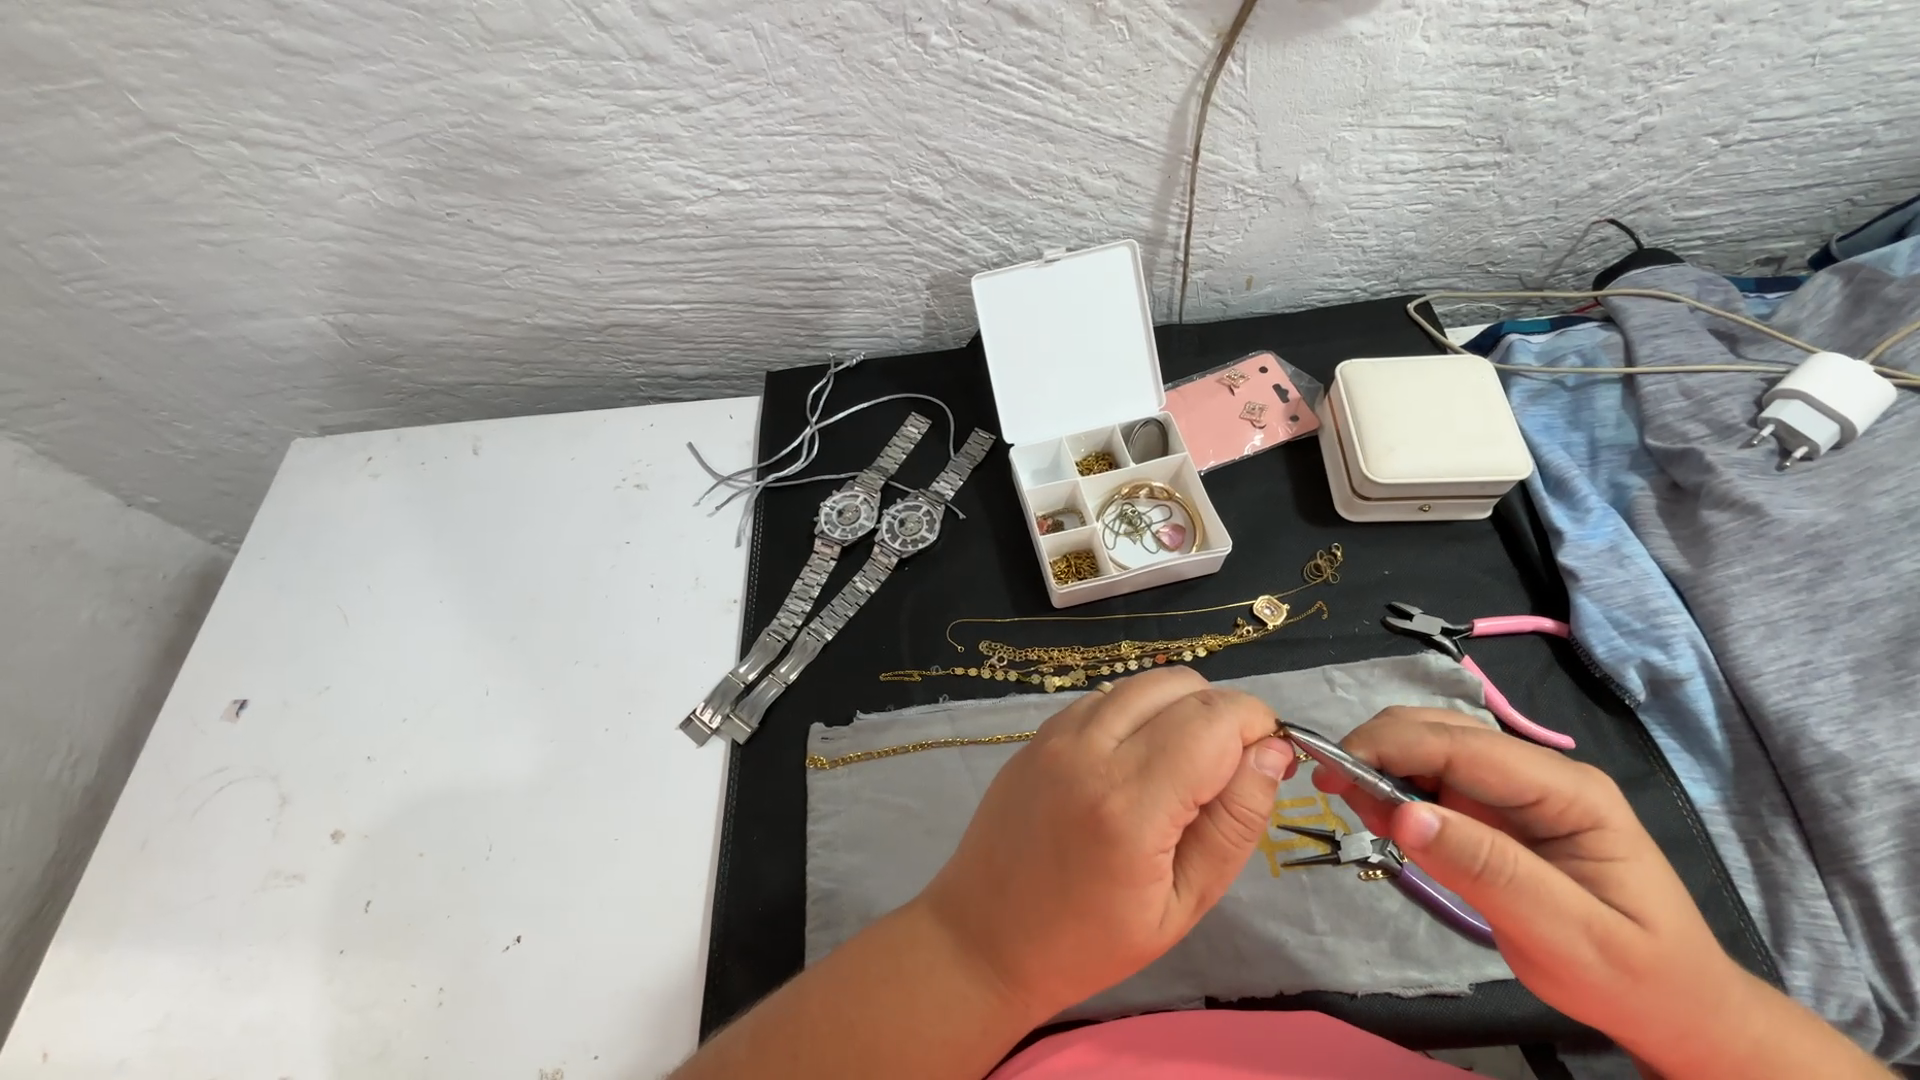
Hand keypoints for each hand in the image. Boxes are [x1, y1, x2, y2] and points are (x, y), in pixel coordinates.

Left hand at [914, 668, 1293, 1018]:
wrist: (983, 937)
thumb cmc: (1090, 943)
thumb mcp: (1183, 905)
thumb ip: (1234, 824)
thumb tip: (1272, 753)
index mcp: (1130, 804)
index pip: (1216, 718)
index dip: (1257, 725)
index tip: (1266, 760)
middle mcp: (1089, 751)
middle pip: (1181, 685)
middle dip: (1223, 713)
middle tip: (1226, 769)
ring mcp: (1056, 735)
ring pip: (1142, 682)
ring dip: (1179, 707)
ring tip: (1181, 766)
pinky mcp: (1037, 734)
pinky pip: (1104, 697)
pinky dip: (1136, 711)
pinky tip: (1134, 761)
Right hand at [1309, 708, 1887, 1078]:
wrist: (1673, 1005)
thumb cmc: (1631, 975)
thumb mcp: (1566, 935)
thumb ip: (1486, 870)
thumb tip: (1404, 813)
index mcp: (1568, 790)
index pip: (1461, 745)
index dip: (1390, 747)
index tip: (1331, 775)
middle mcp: (1537, 773)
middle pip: (1438, 731)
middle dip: (1376, 749)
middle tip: (1332, 793)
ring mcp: (1514, 788)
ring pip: (1426, 745)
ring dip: (1379, 764)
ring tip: (1355, 808)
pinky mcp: (1492, 809)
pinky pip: (1430, 778)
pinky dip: (1391, 785)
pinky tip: (1378, 814)